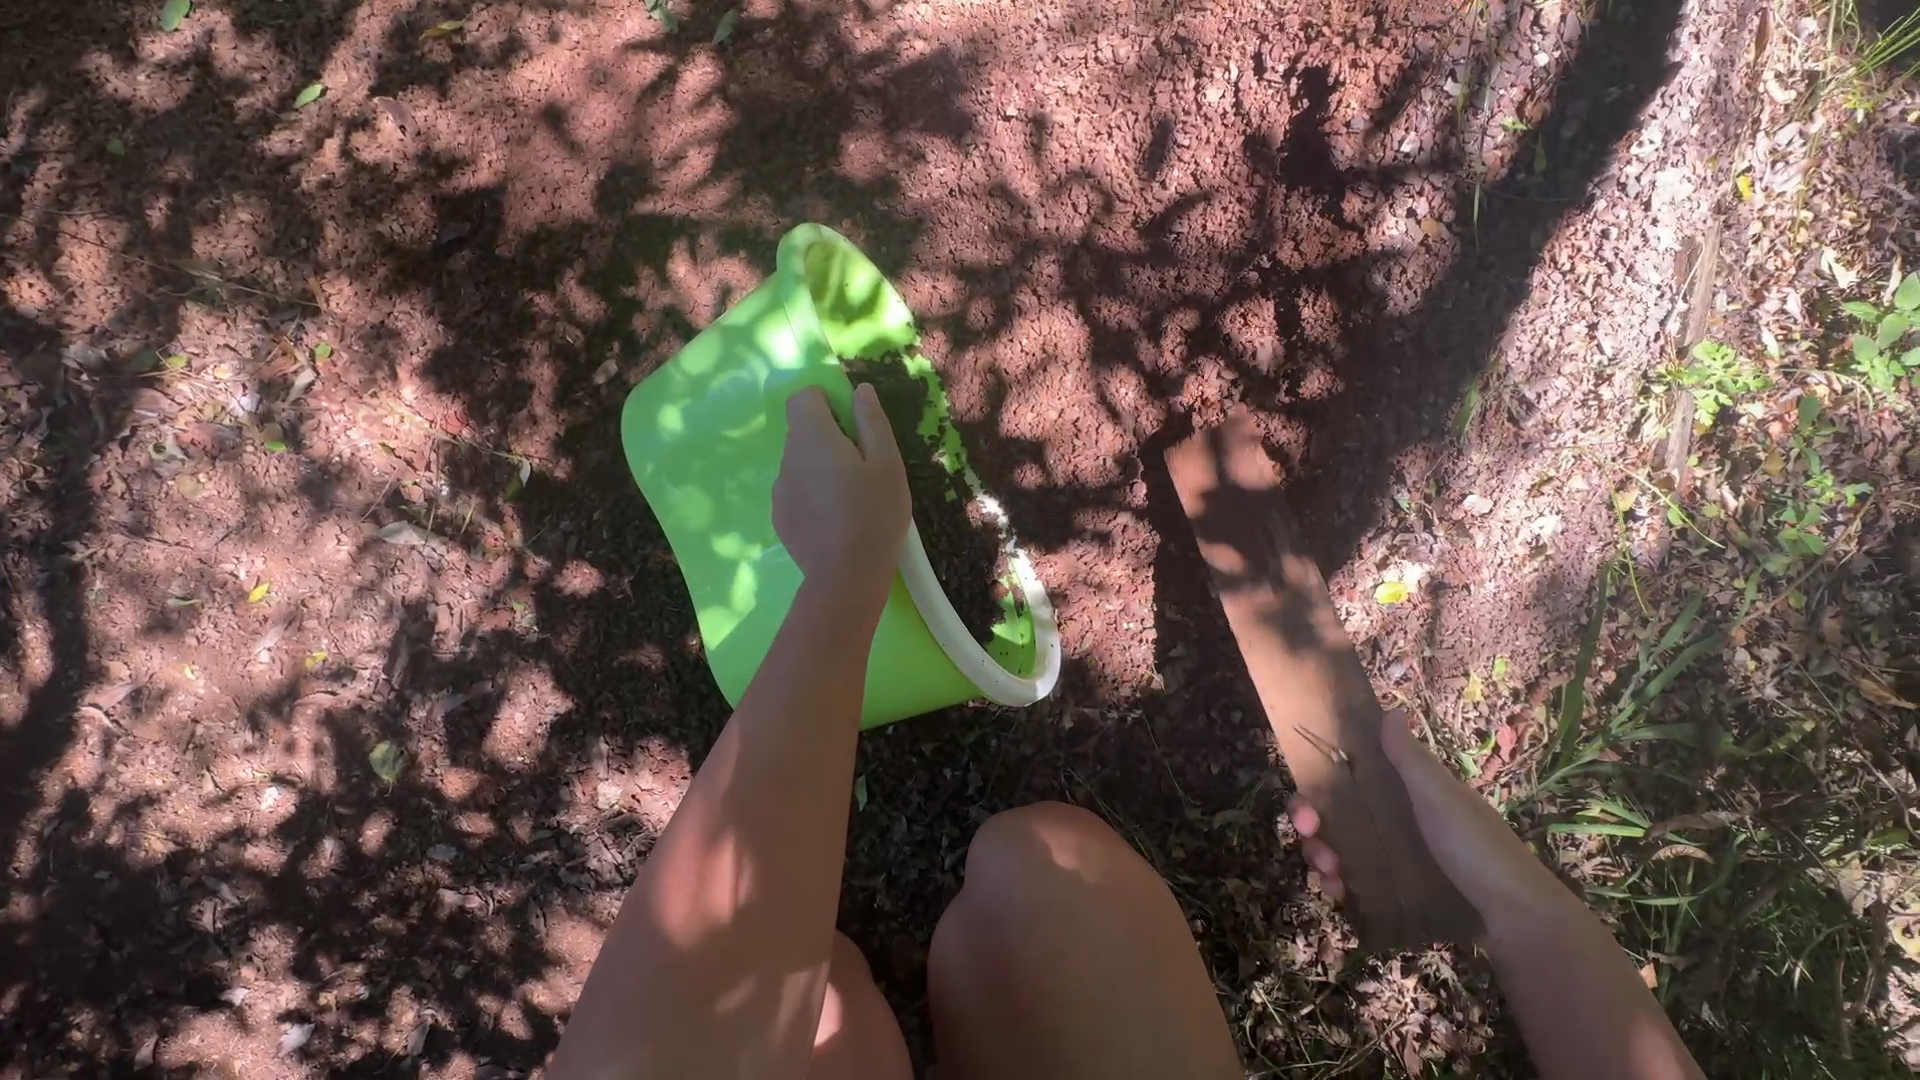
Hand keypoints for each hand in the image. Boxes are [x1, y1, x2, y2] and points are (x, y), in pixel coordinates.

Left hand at [772, 384, 910, 607]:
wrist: (846, 576)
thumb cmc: (874, 514)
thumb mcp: (886, 464)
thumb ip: (871, 422)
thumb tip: (859, 390)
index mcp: (813, 437)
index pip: (802, 398)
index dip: (825, 401)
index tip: (851, 423)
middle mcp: (788, 458)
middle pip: (801, 431)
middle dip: (828, 438)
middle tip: (861, 466)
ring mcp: (779, 490)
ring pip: (799, 464)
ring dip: (819, 468)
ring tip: (850, 498)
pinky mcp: (779, 517)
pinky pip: (795, 491)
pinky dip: (812, 495)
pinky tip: (835, 519)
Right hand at [1288, 711, 1578, 941]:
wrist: (1518, 920)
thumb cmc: (1478, 849)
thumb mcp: (1444, 799)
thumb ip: (1412, 760)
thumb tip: (1390, 710)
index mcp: (1401, 795)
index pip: (1345, 783)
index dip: (1316, 790)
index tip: (1306, 805)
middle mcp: (1392, 824)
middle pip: (1334, 817)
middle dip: (1311, 826)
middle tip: (1310, 837)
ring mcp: (1393, 861)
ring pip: (1338, 851)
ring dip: (1320, 858)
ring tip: (1329, 875)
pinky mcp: (1396, 894)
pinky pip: (1353, 886)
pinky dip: (1337, 886)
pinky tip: (1337, 893)